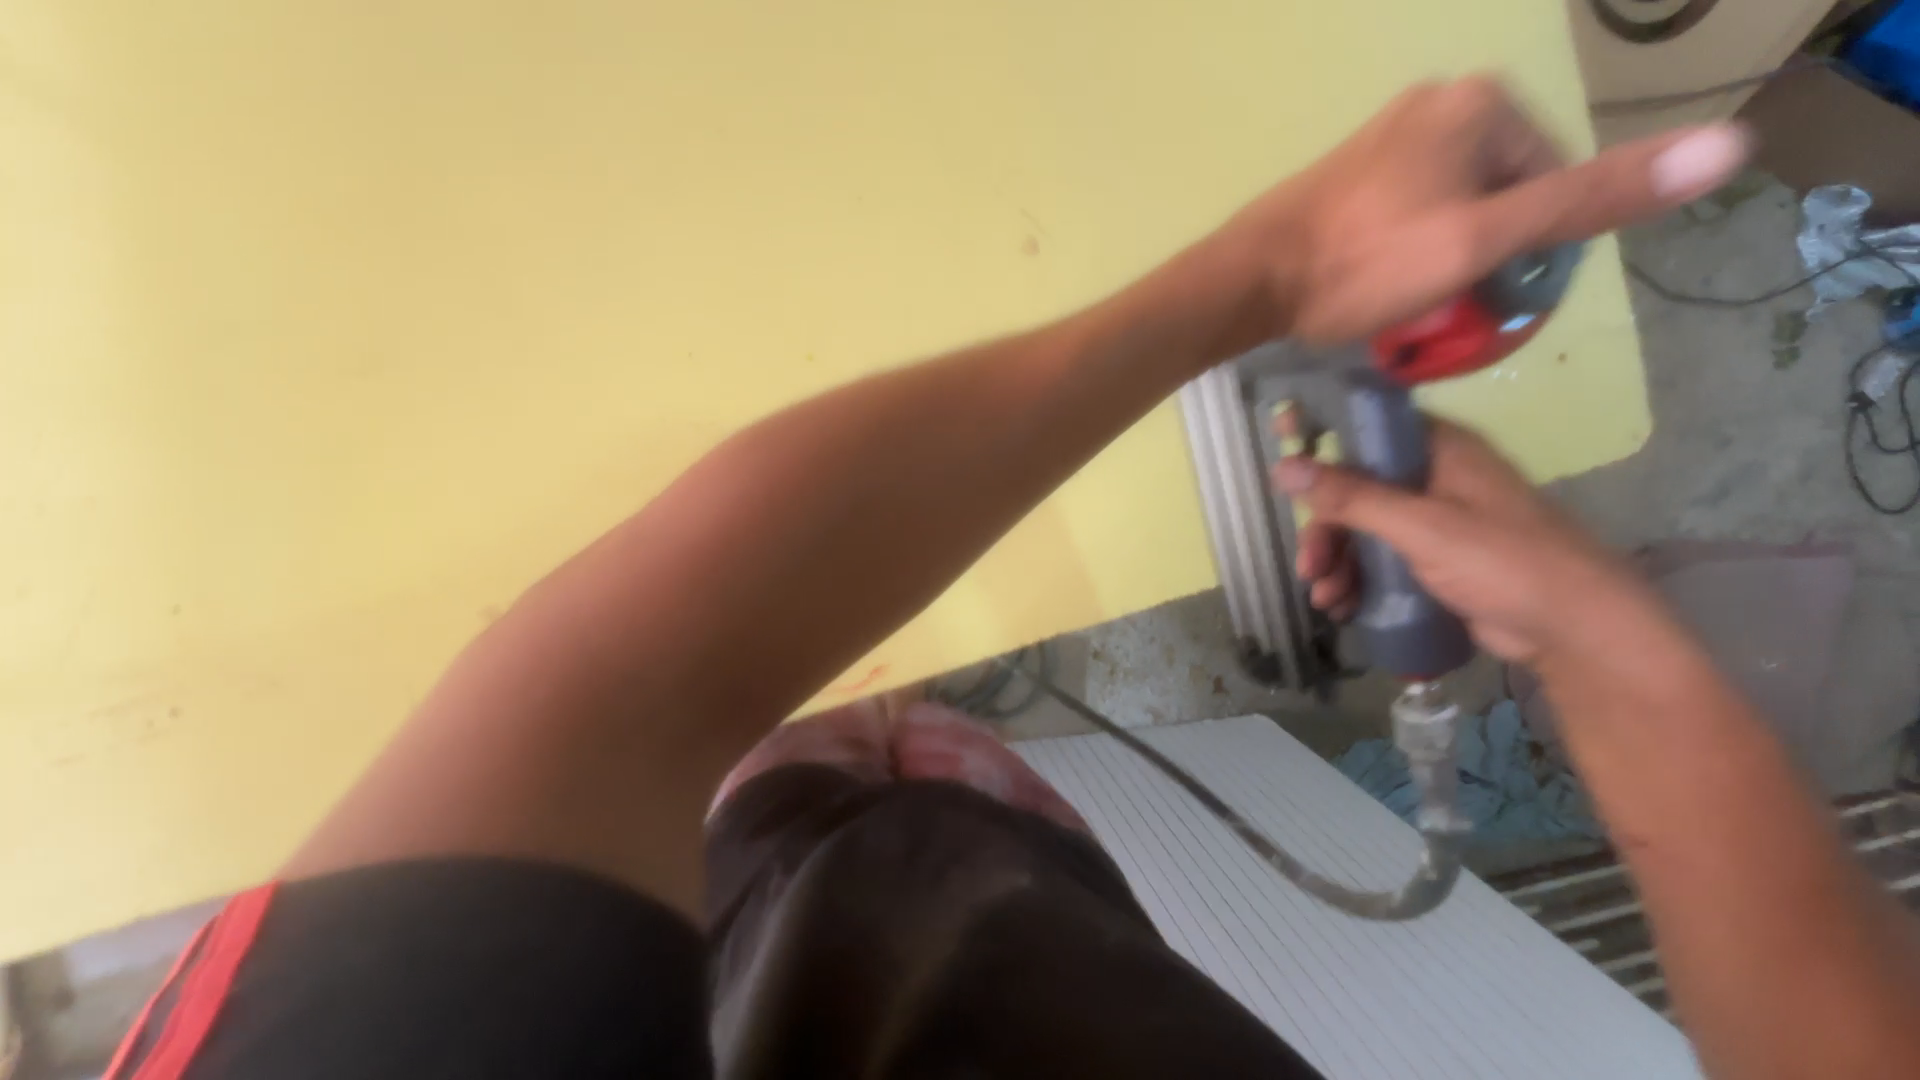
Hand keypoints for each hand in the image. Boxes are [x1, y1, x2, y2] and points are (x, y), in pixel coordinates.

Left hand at [1204, 76, 1747, 346]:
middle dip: (1486, 252)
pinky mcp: (1348, 175)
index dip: (1528, 246)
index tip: (1484, 292)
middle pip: (1502, 190)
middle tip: (1445, 306)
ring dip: (1447, 257)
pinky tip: (1379, 284)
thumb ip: (1591, 198)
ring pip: (1453, 205)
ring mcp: (1383, 139)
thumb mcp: (1485, 238)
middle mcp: (1432, 106)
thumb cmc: (1364, 264)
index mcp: (1479, 104)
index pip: (1552, 176)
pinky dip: (1407, 249)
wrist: (1248, 281)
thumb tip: (1734, 143)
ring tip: (1410, 302)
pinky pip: (1407, 212)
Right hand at [1273, 419, 1654, 664]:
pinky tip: (1345, 607)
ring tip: (1328, 601)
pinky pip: (1383, 560)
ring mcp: (1436, 522)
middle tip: (1310, 568)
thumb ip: (1350, 497)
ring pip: (1365, 530)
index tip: (1285, 454)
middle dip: (1326, 531)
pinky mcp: (1438, 561)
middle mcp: (1435, 479)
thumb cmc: (1502, 560)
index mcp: (1439, 451)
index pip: (1369, 428)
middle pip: (1356, 490)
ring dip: (1338, 563)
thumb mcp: (1419, 526)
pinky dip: (1359, 580)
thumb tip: (1282, 467)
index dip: (1323, 436)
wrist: (1573, 628)